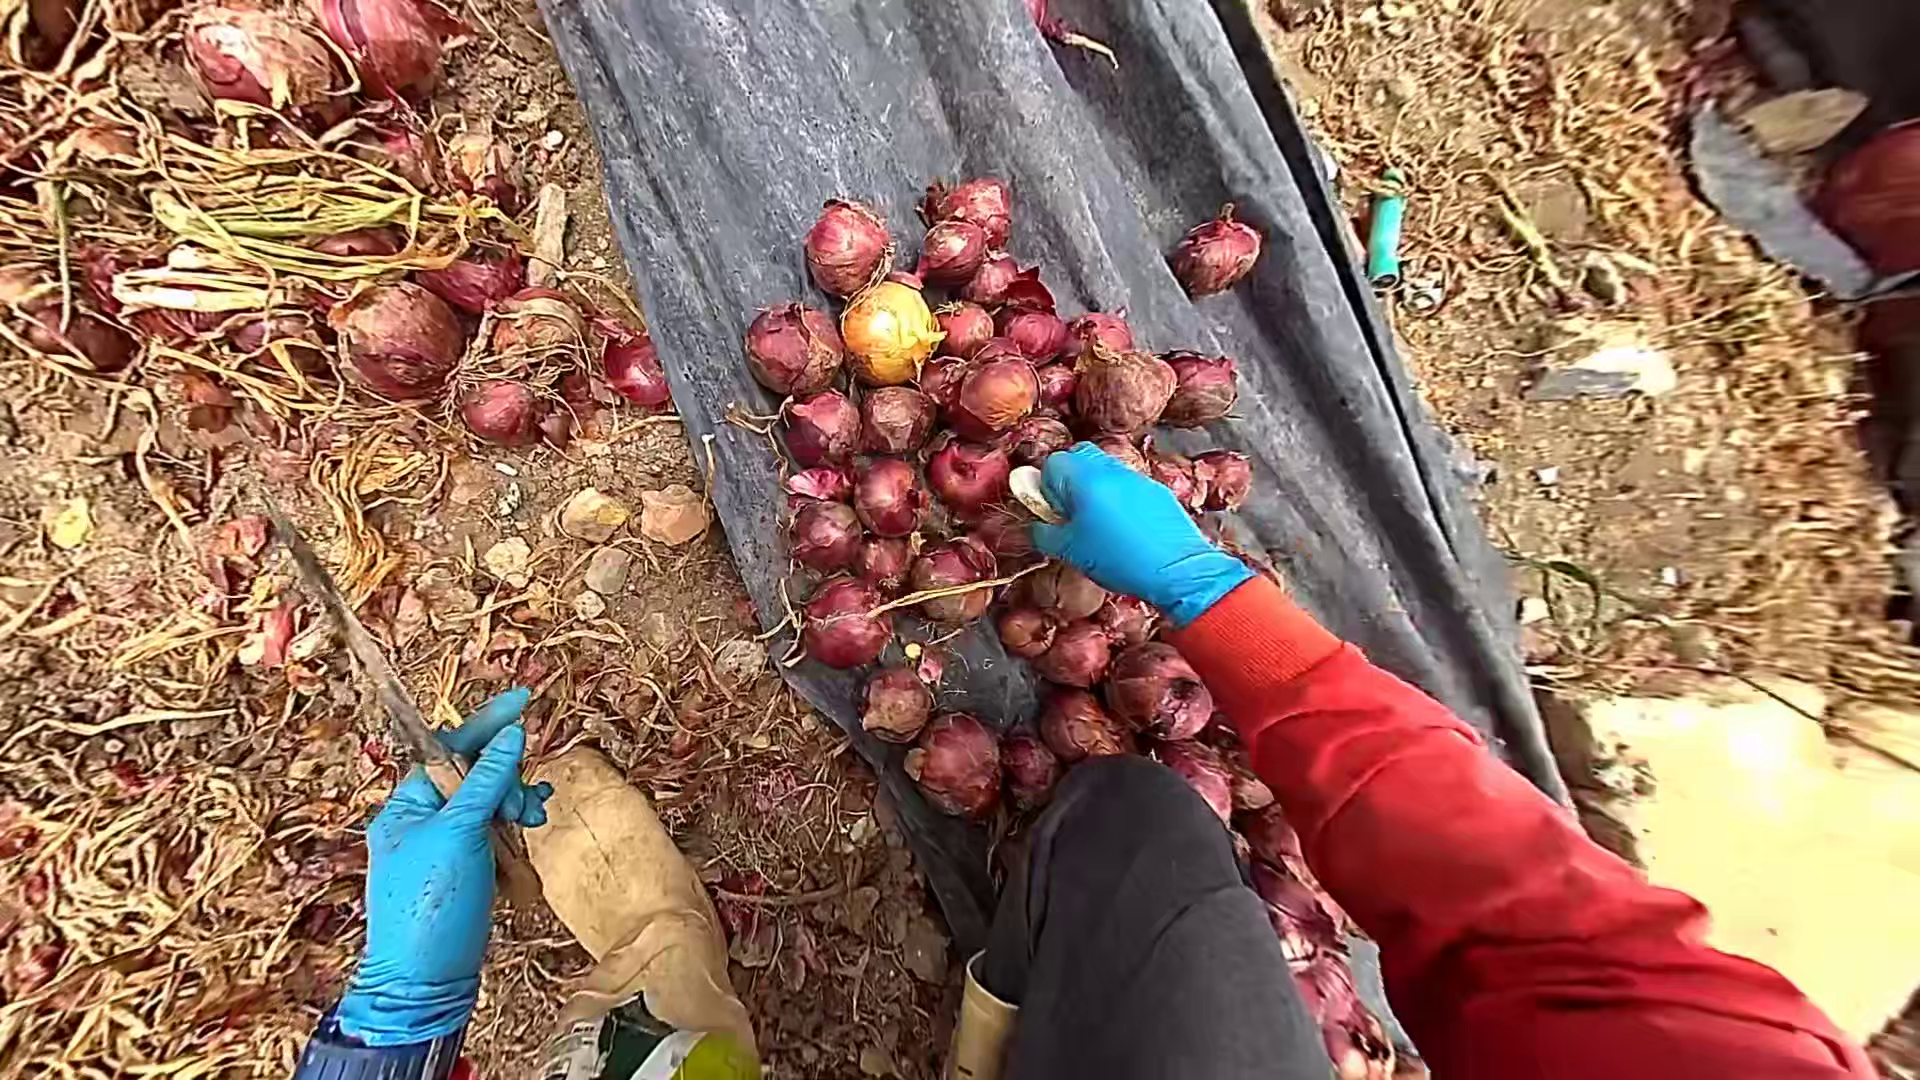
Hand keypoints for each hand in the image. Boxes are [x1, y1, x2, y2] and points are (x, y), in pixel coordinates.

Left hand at [336, 688, 552, 1045]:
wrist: (428, 973)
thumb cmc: (430, 901)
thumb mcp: (458, 833)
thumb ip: (486, 781)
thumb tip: (512, 734)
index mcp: (409, 805)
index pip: (449, 749)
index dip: (486, 723)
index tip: (522, 698)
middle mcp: (429, 814)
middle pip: (479, 768)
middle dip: (508, 774)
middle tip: (521, 801)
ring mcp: (453, 833)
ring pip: (496, 790)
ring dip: (518, 795)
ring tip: (532, 816)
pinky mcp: (475, 851)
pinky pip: (503, 814)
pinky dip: (520, 812)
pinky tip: (533, 820)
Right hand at [1029, 443, 1252, 625]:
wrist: (1178, 571)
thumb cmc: (1118, 559)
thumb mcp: (1069, 551)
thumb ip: (1044, 533)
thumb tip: (1036, 526)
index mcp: (1085, 479)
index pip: (1053, 463)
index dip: (1046, 487)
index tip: (1053, 512)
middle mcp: (1111, 470)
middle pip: (1079, 456)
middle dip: (1069, 479)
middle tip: (1070, 513)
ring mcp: (1137, 477)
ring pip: (1104, 469)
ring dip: (1094, 488)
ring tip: (1097, 524)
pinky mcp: (1157, 490)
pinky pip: (1128, 485)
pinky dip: (1118, 498)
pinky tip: (1123, 529)